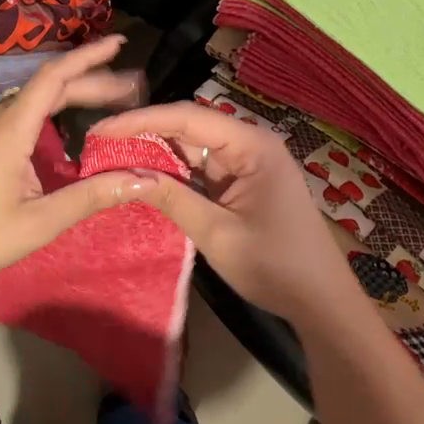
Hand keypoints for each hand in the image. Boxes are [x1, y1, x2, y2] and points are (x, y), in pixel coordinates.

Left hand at [0, 36, 154, 293]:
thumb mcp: (40, 222)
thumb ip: (91, 196)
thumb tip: (143, 179)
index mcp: (10, 129)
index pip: (54, 78)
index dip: (88, 57)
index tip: (118, 42)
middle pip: (48, 87)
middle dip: (91, 81)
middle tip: (133, 87)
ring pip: (33, 99)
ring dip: (70, 94)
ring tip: (109, 101)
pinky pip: (20, 113)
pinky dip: (51, 110)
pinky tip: (67, 126)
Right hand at [89, 102, 347, 319]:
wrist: (324, 305)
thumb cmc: (275, 266)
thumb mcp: (217, 234)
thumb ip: (171, 198)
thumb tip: (124, 174)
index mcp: (251, 145)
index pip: (187, 117)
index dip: (141, 119)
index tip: (101, 128)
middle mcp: (249, 143)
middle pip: (188, 125)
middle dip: (144, 131)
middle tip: (100, 141)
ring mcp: (246, 162)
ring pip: (191, 145)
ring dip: (155, 150)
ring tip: (112, 153)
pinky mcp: (242, 182)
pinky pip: (200, 166)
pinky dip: (172, 170)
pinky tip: (143, 173)